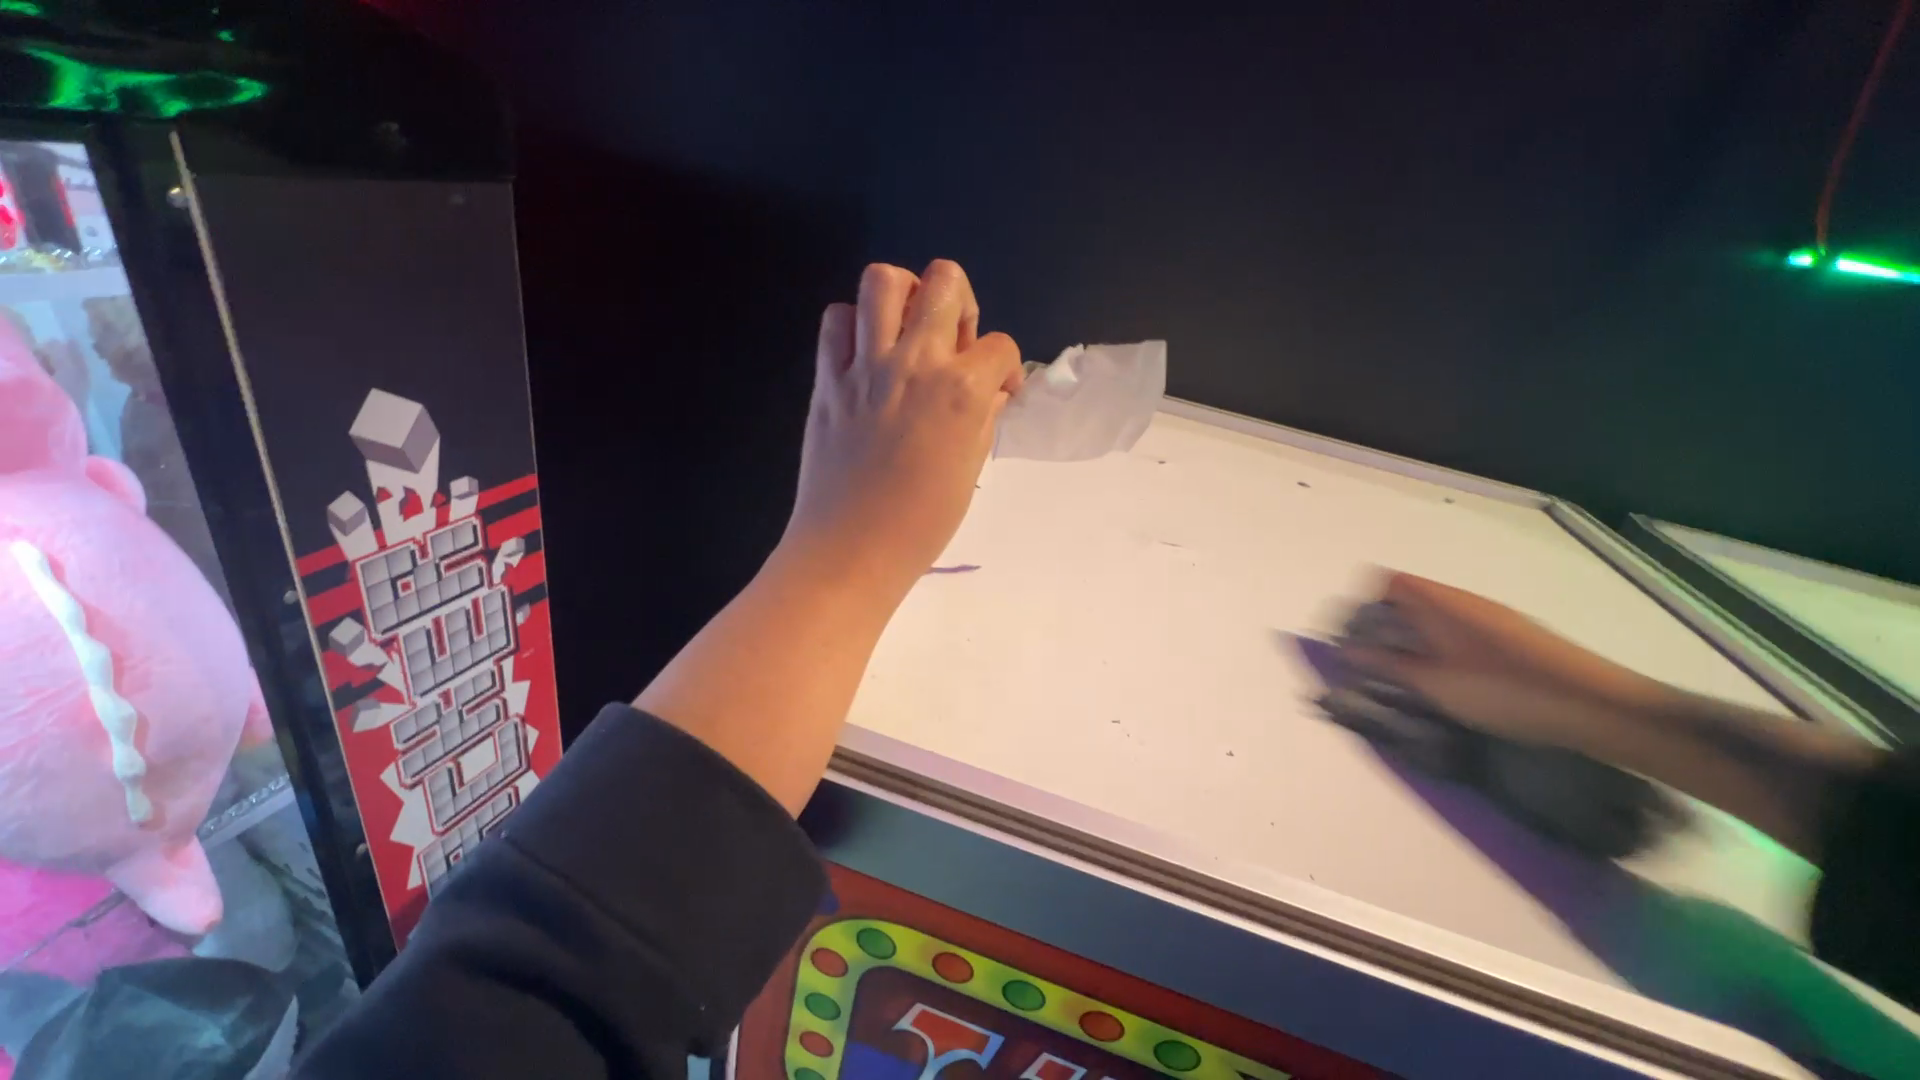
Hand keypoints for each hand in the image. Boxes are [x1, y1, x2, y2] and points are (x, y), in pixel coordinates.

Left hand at [780, 260, 1023, 592]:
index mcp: (962, 390)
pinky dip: (852, 325)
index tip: (997, 393)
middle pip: (945, 281)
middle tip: (951, 345)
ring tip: (906, 332)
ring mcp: (866, 365)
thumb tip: (990, 393)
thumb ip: (983, 419)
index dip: (1006, 367)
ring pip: (883, 280)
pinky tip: (865, 356)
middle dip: (960, 304)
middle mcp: (916, 362)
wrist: (852, 549)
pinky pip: (836, 320)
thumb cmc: (922, 523)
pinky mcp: (828, 378)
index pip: (1000, 345)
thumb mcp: (970, 469)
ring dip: (904, 295)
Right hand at [1343, 572, 1669, 754]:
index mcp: (1443, 603)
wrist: (1597, 707)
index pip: (1389, 581)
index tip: (1352, 638)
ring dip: (1415, 640)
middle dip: (1386, 626)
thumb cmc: (1507, 691)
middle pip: (1412, 598)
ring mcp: (1494, 618)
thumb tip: (1349, 650)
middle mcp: (1466, 602)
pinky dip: (1442, 648)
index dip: (1364, 603)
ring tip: (1408, 678)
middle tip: (1373, 664)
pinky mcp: (1514, 637)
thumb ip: (1389, 665)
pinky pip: (1460, 631)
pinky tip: (1450, 683)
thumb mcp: (1437, 684)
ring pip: (1437, 617)